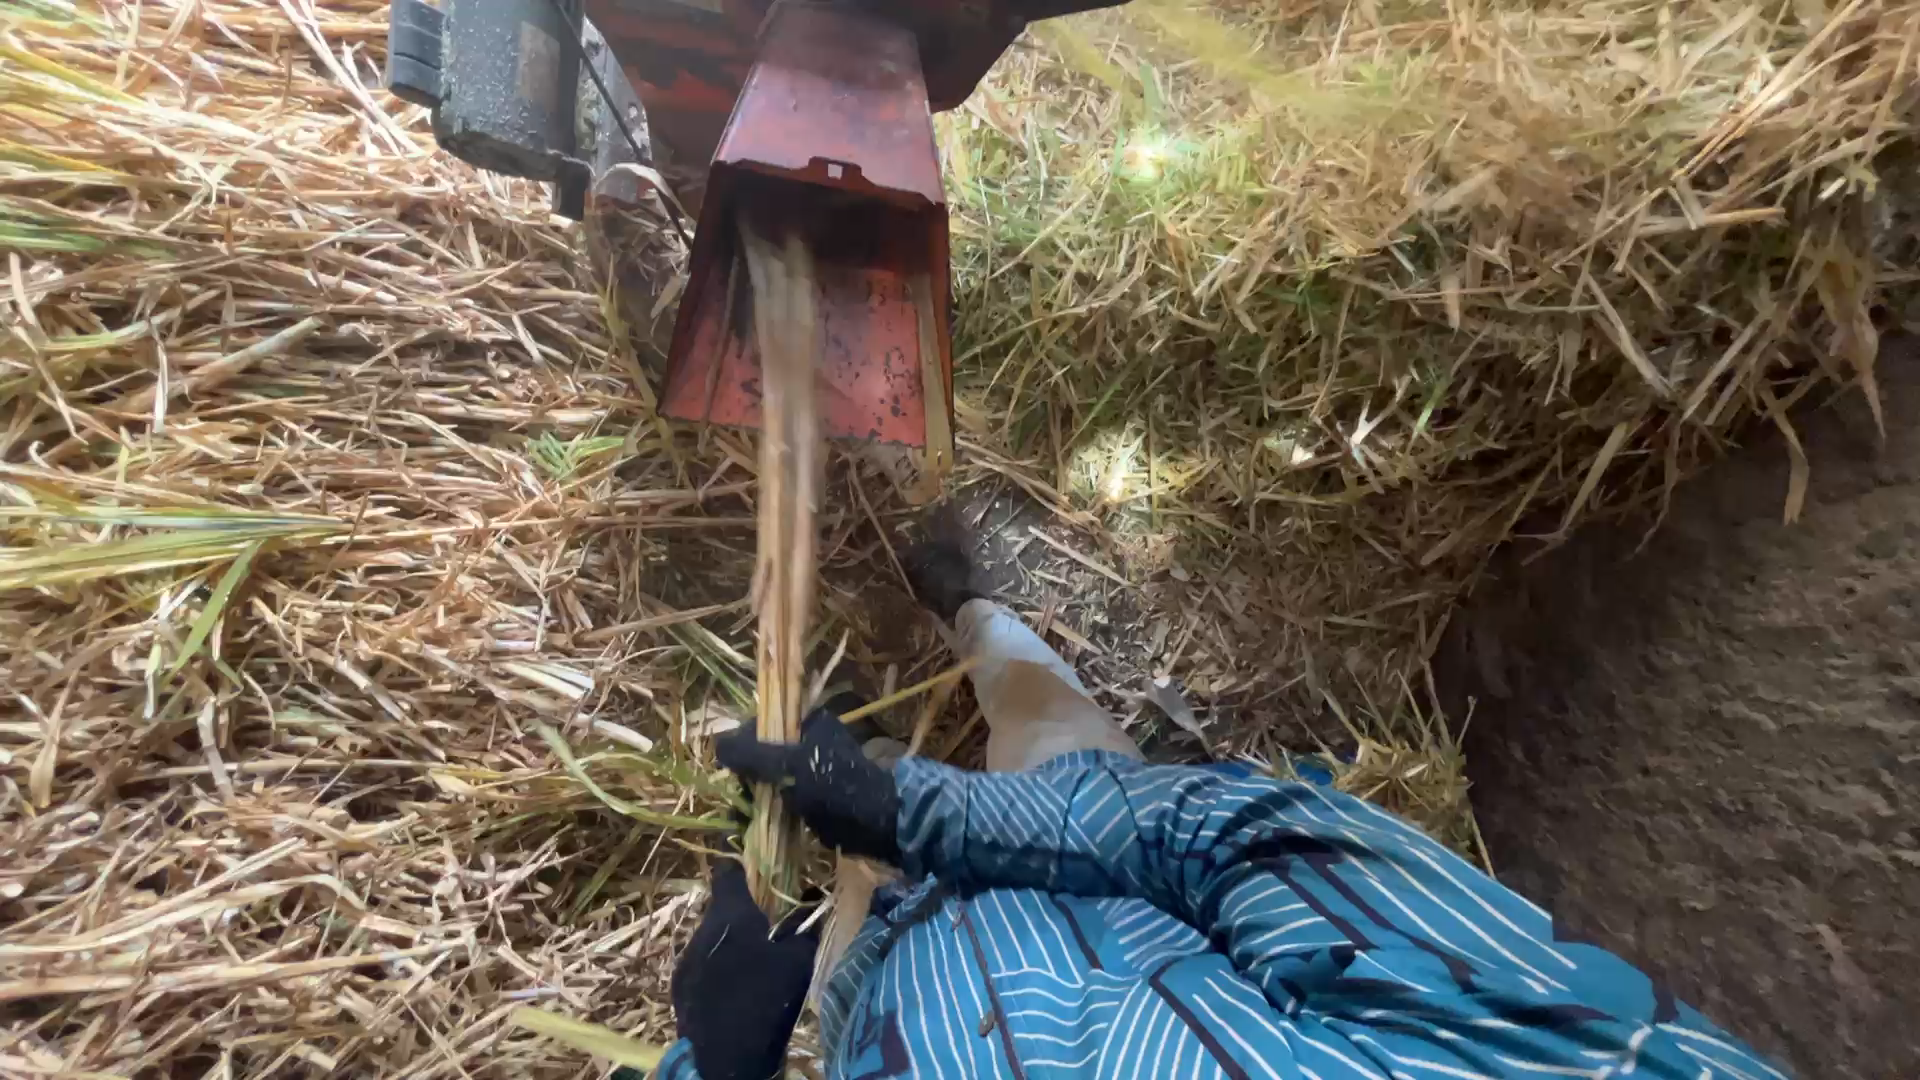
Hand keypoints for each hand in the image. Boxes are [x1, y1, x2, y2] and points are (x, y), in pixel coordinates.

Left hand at [671, 861, 819, 1079]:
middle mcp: (703, 930)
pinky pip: (702, 961)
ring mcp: (687, 960)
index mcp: (732, 915)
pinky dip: (717, 963)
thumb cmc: (767, 1002)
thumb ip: (805, 928)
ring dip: (728, 938)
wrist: (725, 1063)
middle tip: (765, 921)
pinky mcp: (679, 988)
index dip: (738, 867)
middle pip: (721, 906)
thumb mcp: (798, 962)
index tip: (750, 866)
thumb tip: (813, 904)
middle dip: (741, 909)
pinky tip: (735, 984)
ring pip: (711, 935)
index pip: (727, 873)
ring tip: (752, 957)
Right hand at [715, 703, 900, 864]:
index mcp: (809, 721)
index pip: (763, 723)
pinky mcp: (809, 794)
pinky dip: (765, 807)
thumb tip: (718, 743)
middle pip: (762, 751)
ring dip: (753, 794)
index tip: (733, 767)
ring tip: (745, 812)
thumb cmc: (835, 785)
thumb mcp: (791, 765)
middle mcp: (808, 740)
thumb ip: (753, 753)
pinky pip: (778, 795)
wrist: (874, 823)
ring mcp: (809, 768)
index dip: (743, 743)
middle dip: (747, 773)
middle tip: (741, 794)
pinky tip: (755, 821)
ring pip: (768, 776)